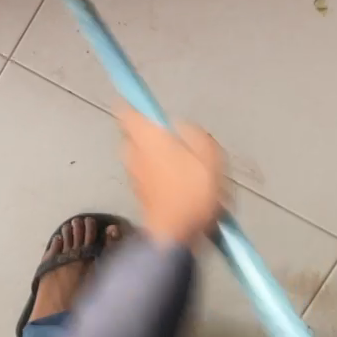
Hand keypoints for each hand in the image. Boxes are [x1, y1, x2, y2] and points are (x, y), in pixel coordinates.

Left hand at [118, 110, 224, 245]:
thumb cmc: (193, 192)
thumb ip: (193, 135)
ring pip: (137, 152)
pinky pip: (143, 170)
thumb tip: (179, 125)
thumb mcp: (209, 157)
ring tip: (178, 161)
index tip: (137, 103)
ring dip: (151, 151)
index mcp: (148, 138)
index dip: (130, 105)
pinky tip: (176, 181)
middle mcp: (133, 152)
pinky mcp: (137, 189)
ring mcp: (132, 172)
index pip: (127, 113)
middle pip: (132, 132)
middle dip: (146, 131)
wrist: (174, 234)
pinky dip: (154, 170)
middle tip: (170, 135)